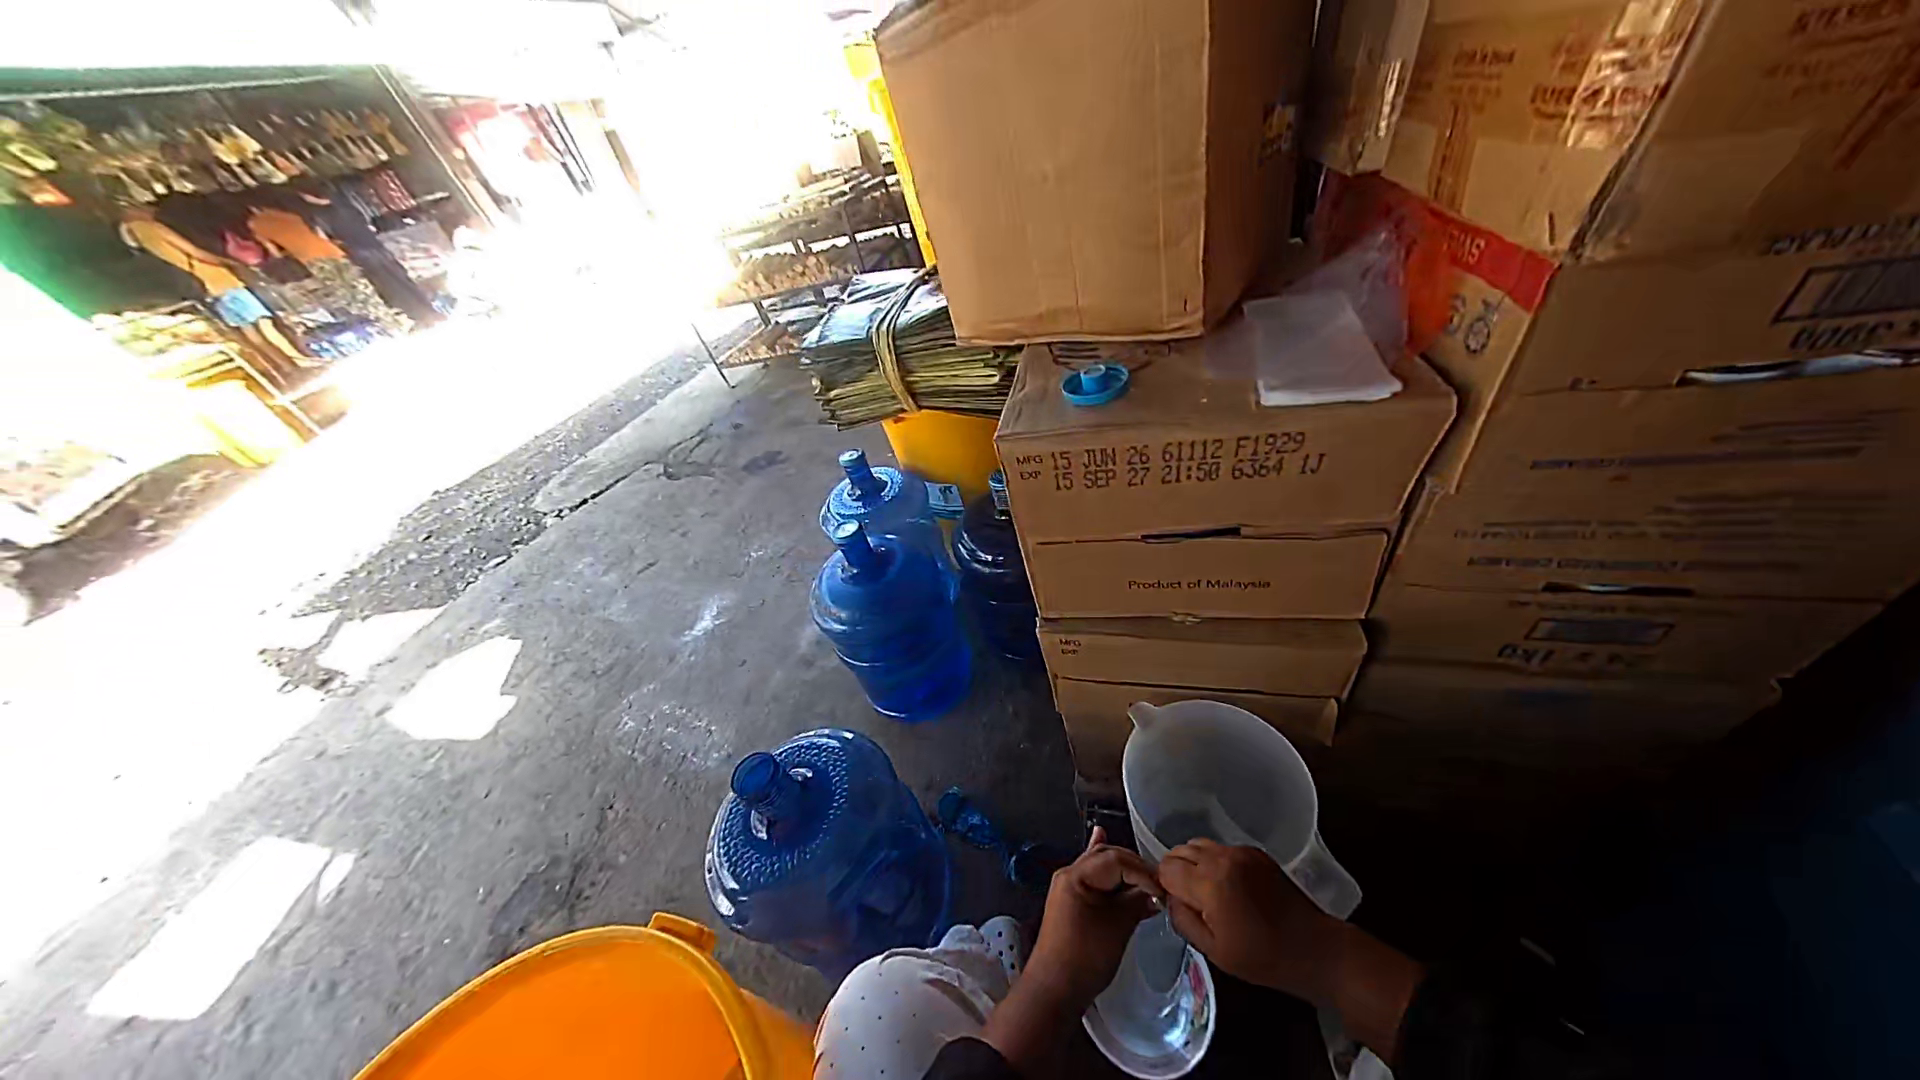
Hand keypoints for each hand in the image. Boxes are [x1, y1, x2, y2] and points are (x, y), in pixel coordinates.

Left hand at [1024, 826, 1163, 1007]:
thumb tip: (1157, 894)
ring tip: (1148, 875)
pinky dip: (1103, 863)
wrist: (1055, 988)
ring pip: (1101, 865)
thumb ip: (1136, 904)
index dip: (1142, 871)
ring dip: (1124, 868)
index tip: (1163, 890)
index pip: (1115, 859)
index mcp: (1077, 875)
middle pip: (1106, 856)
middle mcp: (1070, 873)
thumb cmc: (1085, 957)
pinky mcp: (1073, 899)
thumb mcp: (1117, 928)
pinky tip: (1101, 834)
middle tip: (1160, 885)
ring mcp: (1070, 885)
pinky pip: (1092, 875)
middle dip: (1134, 866)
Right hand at [1161, 839, 1425, 1061]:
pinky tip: (1230, 886)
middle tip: (1191, 899)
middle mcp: (1222, 858)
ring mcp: (1240, 852)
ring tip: (1209, 891)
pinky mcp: (1255, 852)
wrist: (1317, 950)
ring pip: (1198, 845)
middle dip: (1177, 872)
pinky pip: (1220, 848)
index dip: (1165, 886)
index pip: (1166, 868)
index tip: (1178, 904)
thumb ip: (1183, 919)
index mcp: (1210, 883)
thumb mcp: (1215, 951)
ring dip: (1195, 864)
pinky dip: (1215, 862)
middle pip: (1179, 851)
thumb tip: (1169, 897)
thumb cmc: (1264, 958)